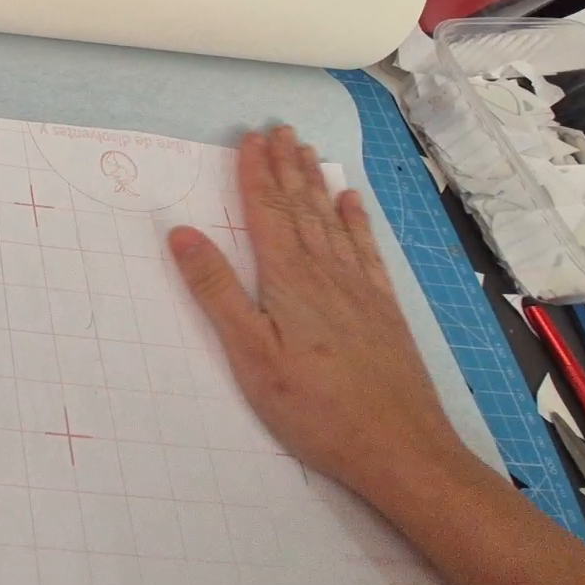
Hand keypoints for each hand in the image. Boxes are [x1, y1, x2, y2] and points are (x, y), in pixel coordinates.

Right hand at [166, 126, 470, 501]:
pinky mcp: (382, 311)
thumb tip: (181, 233)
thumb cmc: (312, 405)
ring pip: (332, 222)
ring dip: (316, 183)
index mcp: (289, 279)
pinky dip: (356, 221)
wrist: (403, 454)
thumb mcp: (248, 351)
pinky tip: (352, 204)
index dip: (256, 174)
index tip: (249, 139)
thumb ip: (215, 290)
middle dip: (287, 167)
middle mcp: (326, 273)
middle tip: (279, 130)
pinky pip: (366, 251)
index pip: (268, 213)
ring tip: (307, 151)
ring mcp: (360, 290)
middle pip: (302, 208)